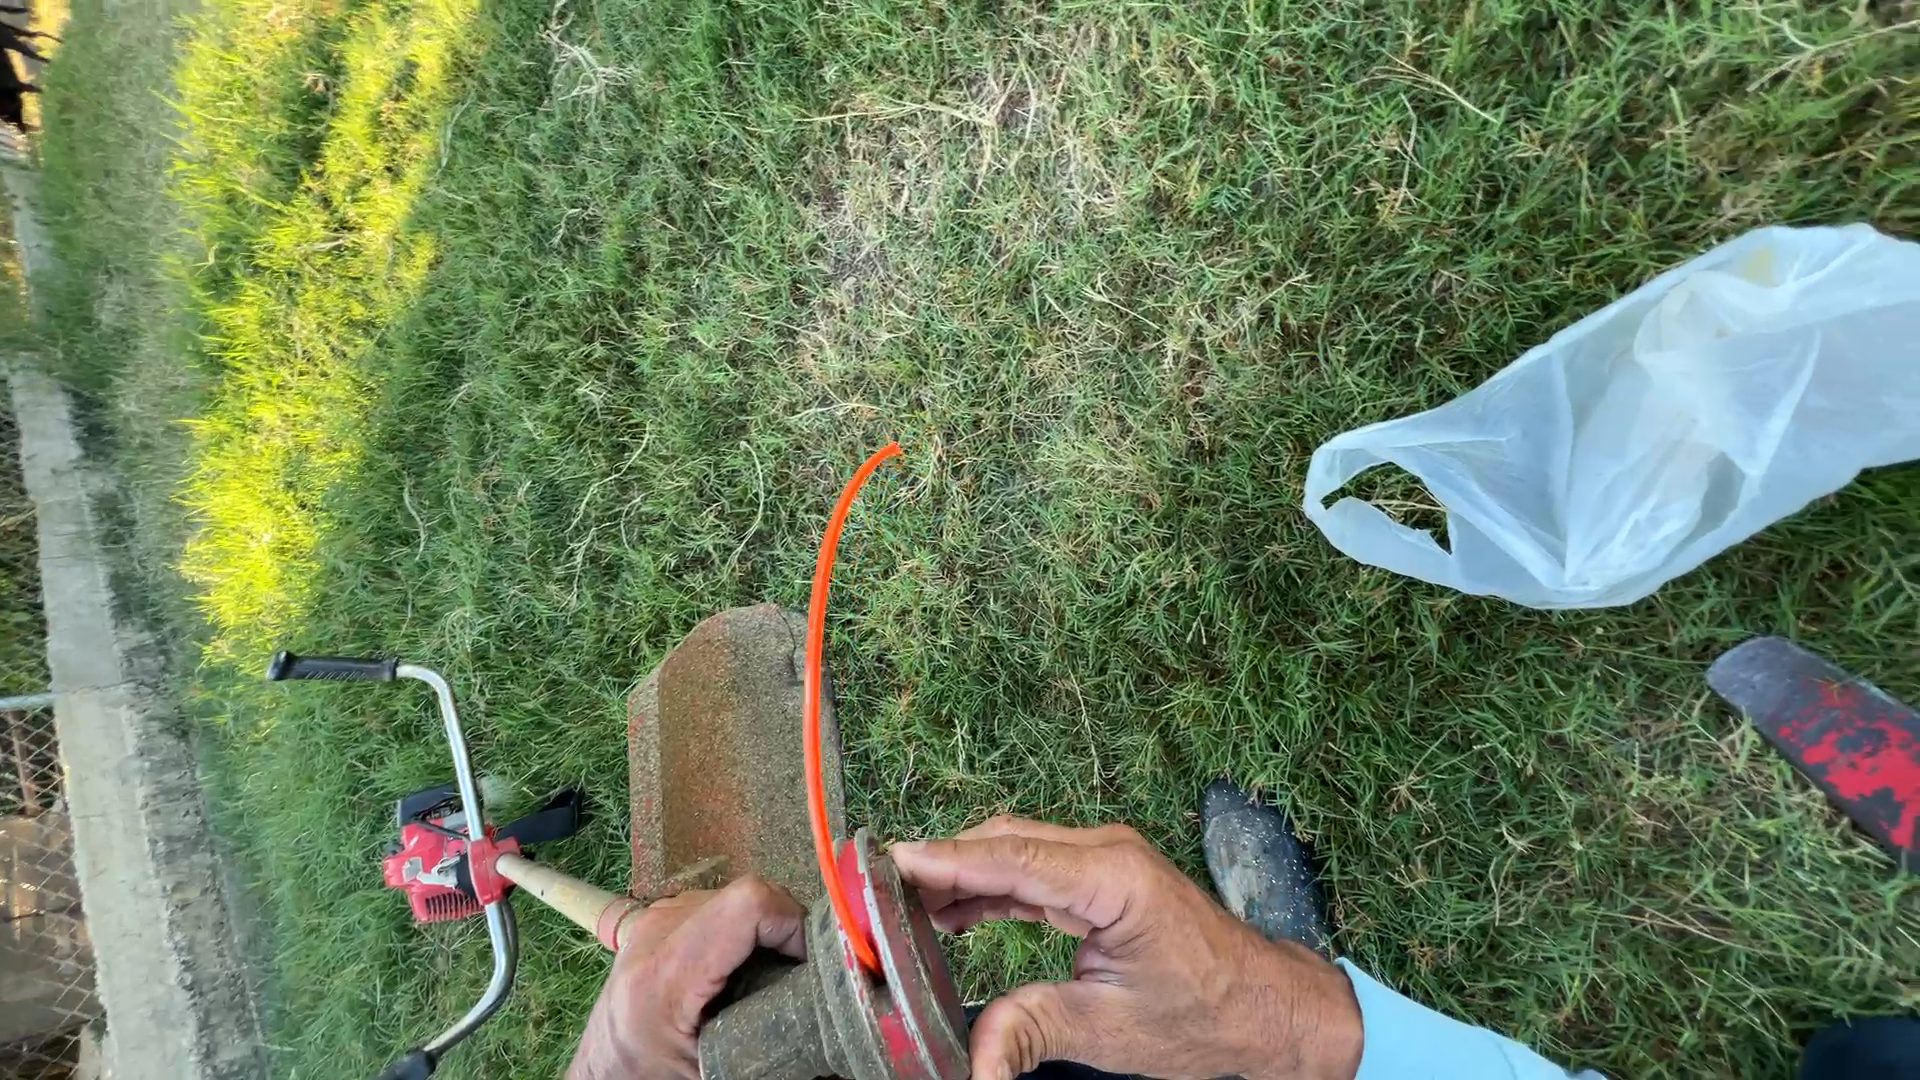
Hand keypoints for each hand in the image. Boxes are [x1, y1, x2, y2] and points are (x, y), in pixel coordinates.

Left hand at [566, 876, 806, 1079]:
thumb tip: (838, 1010)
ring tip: (771, 976)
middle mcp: (657, 931)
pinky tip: (742, 967)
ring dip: (767, 928)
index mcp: (666, 975)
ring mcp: (657, 916)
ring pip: (740, 895)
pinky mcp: (660, 914)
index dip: (793, 923)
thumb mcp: (717, 1067)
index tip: (811, 965)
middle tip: (800, 976)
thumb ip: (775, 1032)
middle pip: (751, 894)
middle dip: (787, 928)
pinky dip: (745, 929)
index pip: (749, 903)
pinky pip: (721, 903)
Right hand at [891, 818, 1361, 1079]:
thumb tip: (972, 1064)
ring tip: (908, 905)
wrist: (1269, 1008)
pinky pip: (1034, 869)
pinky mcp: (1100, 876)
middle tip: (885, 888)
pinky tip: (957, 911)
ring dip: (964, 873)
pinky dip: (991, 886)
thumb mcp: (1116, 1032)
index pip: (1013, 858)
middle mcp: (1105, 852)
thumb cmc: (1207, 1018)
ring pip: (1016, 850)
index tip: (895, 858)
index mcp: (1112, 878)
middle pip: (1007, 842)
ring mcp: (1103, 859)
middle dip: (946, 862)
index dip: (949, 858)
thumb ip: (1035, 1031)